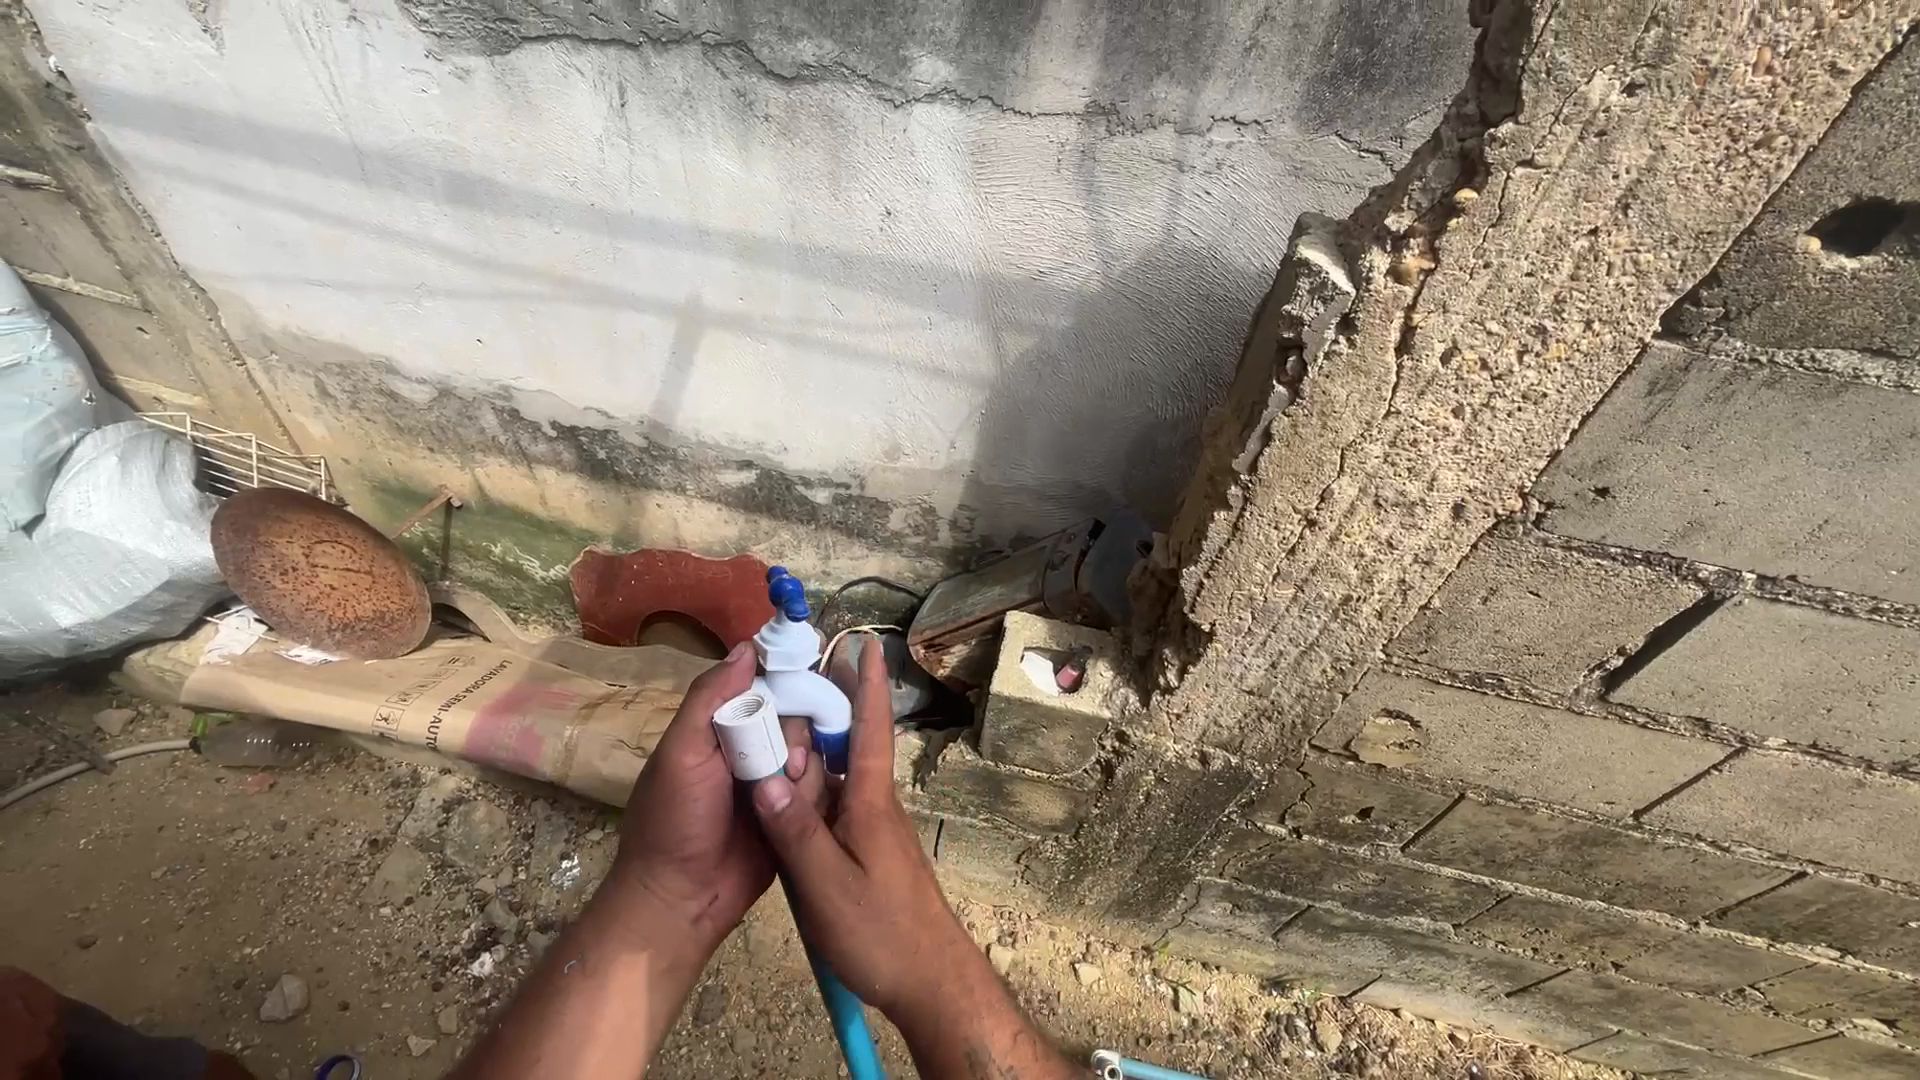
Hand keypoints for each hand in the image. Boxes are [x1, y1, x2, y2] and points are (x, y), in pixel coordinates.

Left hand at [606, 641, 817, 951]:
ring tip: (782, 793)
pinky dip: (813, 797)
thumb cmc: (672, 820)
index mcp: (724, 728)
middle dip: (797, 733)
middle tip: (786, 759)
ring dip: (803, 770)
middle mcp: (754, 749)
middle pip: (799, 718)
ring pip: (815, 753)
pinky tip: (798, 811)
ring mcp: (777, 783)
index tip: (811, 672)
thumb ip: (711, 697)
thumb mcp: (681, 751)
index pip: (766, 687)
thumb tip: (748, 646)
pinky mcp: (796, 815)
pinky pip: (821, 790)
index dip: (789, 678)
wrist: (682, 900)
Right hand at [746, 635, 977, 1023]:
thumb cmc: (880, 930)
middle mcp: (875, 803)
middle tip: (803, 672)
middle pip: (855, 742)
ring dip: (824, 742)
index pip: (870, 728)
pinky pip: (842, 800)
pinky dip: (820, 781)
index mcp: (869, 800)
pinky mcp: (870, 848)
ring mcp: (875, 827)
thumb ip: (796, 830)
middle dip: (837, 702)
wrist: (929, 976)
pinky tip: (797, 788)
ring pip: (846, 772)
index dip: (869, 684)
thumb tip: (767, 774)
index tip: (866, 643)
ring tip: (789, 720)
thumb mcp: (826, 884)